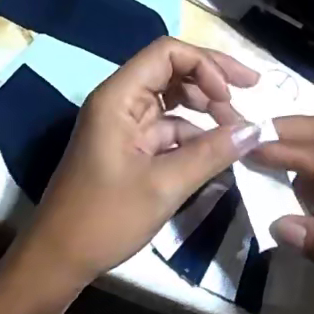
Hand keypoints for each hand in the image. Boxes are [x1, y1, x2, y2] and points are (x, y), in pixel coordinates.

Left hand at [16, 37, 261, 291]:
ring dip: (206, 105)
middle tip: (250, 90)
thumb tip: (256, 129)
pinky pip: (169, 124)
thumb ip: (212, 153)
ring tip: (238, 126)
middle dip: (212, 77)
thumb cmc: (104, 218)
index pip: (167, 53)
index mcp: (119, 97)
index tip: (229, 96)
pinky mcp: (130, 145)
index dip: (204, 65)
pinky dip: (196, 131)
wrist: (57, 261)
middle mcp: (121, 100)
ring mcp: (125, 123)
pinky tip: (219, 148)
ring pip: (173, 96)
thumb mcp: (165, 186)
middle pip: (172, 68)